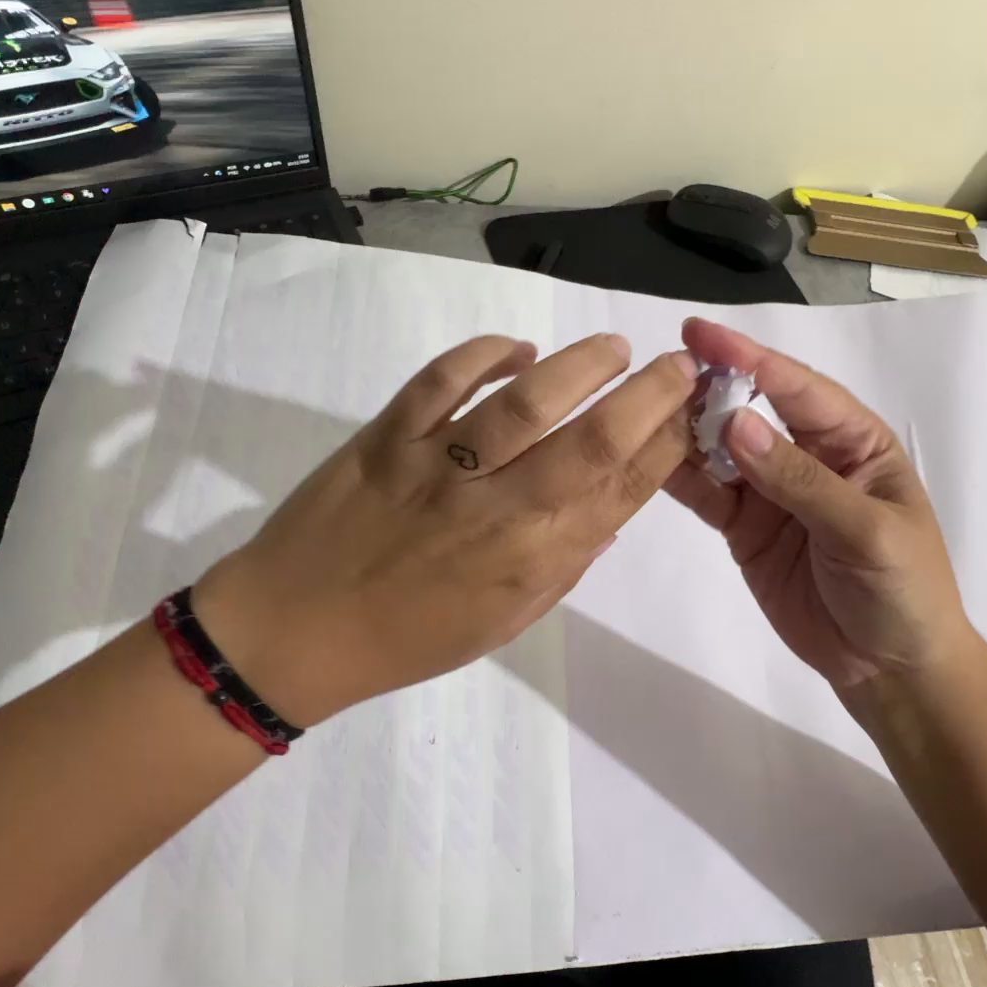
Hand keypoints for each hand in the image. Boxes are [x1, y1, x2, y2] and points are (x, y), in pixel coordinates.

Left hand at [193, 333, 698, 725]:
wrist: (293, 633)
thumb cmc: (408, 639)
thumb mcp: (504, 622)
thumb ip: (563, 566)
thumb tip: (612, 513)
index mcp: (531, 562)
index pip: (620, 491)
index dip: (667, 446)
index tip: (692, 414)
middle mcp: (496, 512)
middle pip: (591, 439)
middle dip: (648, 394)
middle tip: (678, 364)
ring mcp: (438, 469)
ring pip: (524, 401)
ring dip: (580, 365)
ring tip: (613, 346)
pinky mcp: (387, 438)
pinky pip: (442, 382)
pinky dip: (485, 355)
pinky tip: (517, 349)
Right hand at [663, 318, 975, 686]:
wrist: (888, 667)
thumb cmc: (902, 590)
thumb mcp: (864, 532)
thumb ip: (801, 480)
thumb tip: (737, 423)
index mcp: (854, 441)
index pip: (797, 388)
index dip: (749, 359)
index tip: (699, 335)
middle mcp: (809, 457)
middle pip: (752, 410)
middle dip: (710, 389)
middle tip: (658, 374)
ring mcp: (772, 493)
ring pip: (722, 450)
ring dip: (686, 431)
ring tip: (641, 414)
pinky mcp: (746, 528)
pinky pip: (708, 495)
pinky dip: (680, 478)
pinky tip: (648, 460)